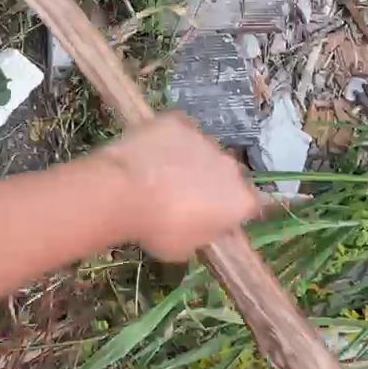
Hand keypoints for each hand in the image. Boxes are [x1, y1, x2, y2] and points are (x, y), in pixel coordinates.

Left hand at [93, 113, 262, 260]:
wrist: (121, 191)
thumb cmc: (156, 228)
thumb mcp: (187, 247)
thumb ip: (205, 232)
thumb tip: (203, 224)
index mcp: (241, 200)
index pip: (246, 203)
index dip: (226, 207)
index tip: (209, 212)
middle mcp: (230, 166)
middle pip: (225, 172)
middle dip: (209, 179)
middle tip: (181, 189)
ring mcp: (203, 139)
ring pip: (201, 147)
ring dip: (188, 156)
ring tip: (160, 167)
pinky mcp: (176, 121)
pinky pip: (176, 128)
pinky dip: (167, 136)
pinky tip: (150, 147)